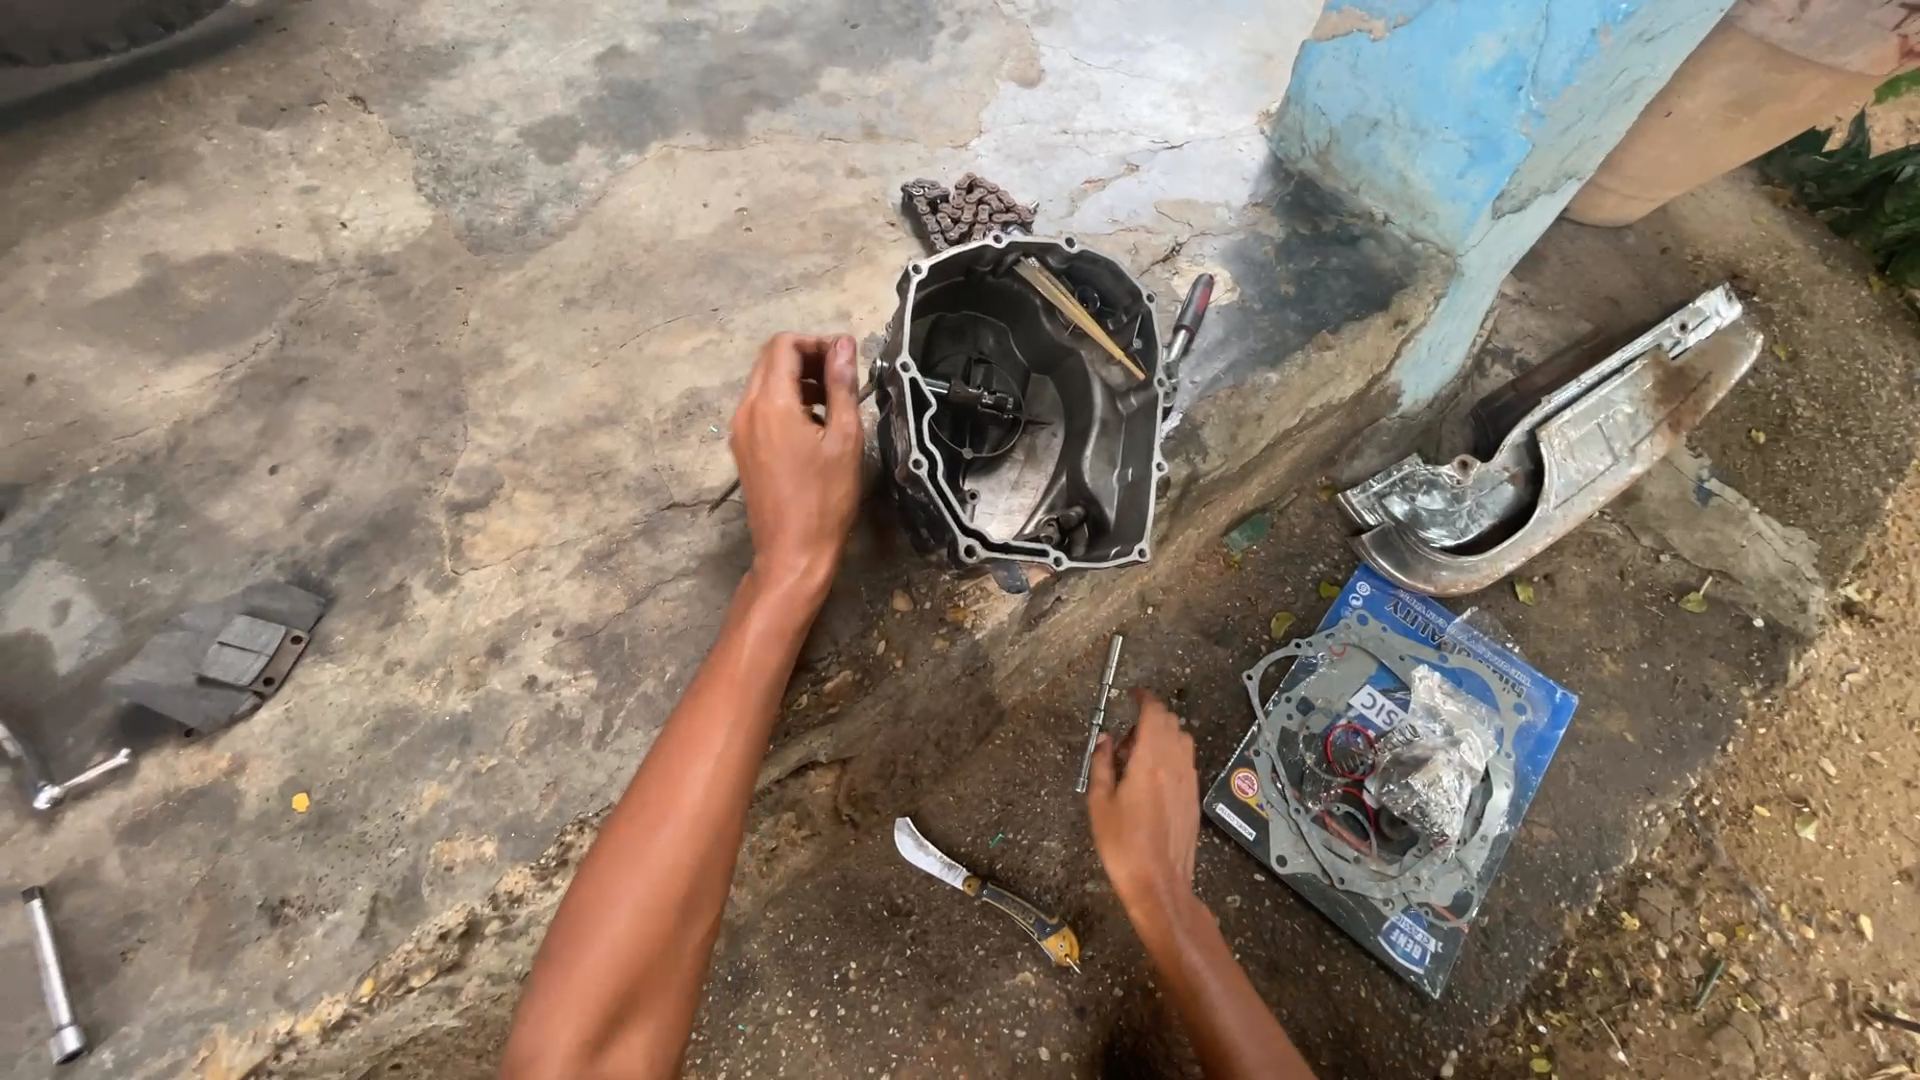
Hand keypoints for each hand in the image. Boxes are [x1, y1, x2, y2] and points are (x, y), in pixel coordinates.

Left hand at [730, 333, 863, 596]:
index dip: (817, 342)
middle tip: (842, 378)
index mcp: (771, 404)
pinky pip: (761, 408)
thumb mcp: (844, 439)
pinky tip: (814, 425)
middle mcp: (747, 410)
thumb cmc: (826, 498)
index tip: (846, 360)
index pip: (784, 345)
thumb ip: (842, 386)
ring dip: (797, 380)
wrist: (793, 551)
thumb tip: (844, 344)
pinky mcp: (742, 449)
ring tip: (833, 403)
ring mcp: (740, 431)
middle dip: (807, 358)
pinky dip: (787, 402)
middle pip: (770, 360)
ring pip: (764, 383)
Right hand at [1087, 689, 1200, 924]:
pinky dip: (1171, 754)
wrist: (1159, 884)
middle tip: (1124, 738)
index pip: (1154, 713)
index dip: (1144, 698)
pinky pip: (1186, 761)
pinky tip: (1152, 777)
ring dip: (1162, 735)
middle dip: (1149, 718)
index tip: (1131, 695)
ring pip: (1183, 740)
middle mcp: (1175, 765)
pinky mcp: (1194, 797)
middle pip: (1171, 722)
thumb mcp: (1099, 802)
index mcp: (1150, 761)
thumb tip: (1104, 739)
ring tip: (1138, 757)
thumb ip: (1102, 764)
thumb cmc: (1122, 844)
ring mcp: (1189, 781)